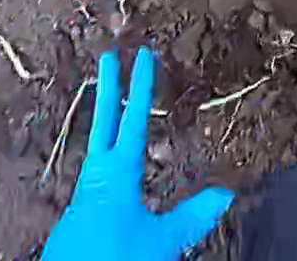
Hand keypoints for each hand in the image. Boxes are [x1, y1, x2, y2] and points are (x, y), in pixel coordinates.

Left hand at [42, 48, 233, 260]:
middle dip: (109, 90)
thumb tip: (226, 192)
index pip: (133, 121)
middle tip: (108, 55)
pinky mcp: (70, 231)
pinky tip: (115, 186)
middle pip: (102, 126)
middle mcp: (93, 182)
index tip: (143, 54)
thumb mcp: (161, 244)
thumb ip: (190, 217)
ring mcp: (77, 206)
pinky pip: (92, 189)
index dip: (141, 87)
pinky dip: (104, 172)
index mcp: (116, 176)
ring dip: (105, 131)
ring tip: (116, 114)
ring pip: (95, 157)